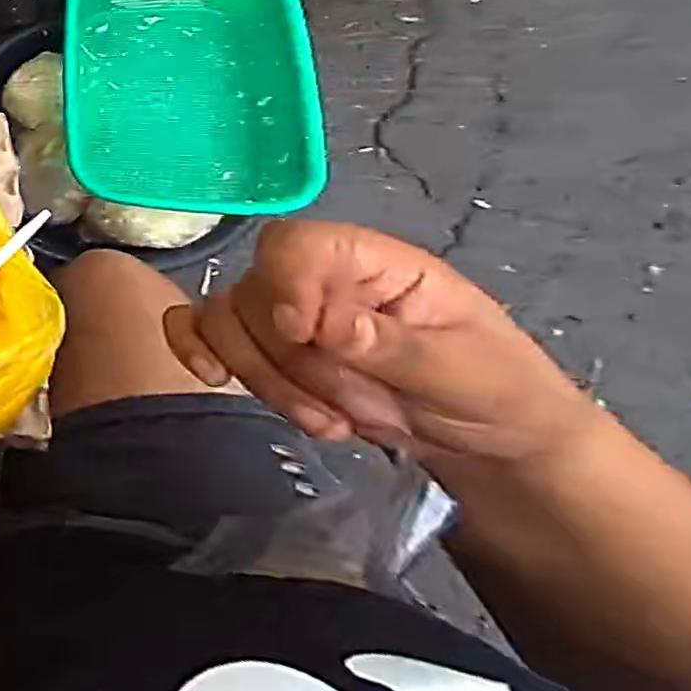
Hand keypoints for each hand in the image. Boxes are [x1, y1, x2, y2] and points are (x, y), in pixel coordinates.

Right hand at [165, 220, 606, 468]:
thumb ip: (396, 345)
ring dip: (264, 380)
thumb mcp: (471, 374)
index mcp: (367, 262)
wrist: (487, 446)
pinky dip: (194, 349)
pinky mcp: (253, 345)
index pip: (296, 243)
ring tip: (328, 423)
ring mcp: (274, 310)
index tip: (303, 334)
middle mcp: (310, 278)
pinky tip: (211, 377)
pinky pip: (196, 330)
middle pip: (251, 295)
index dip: (285, 281)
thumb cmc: (497, 396)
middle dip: (294, 364)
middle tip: (354, 410)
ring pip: (220, 322)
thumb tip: (324, 326)